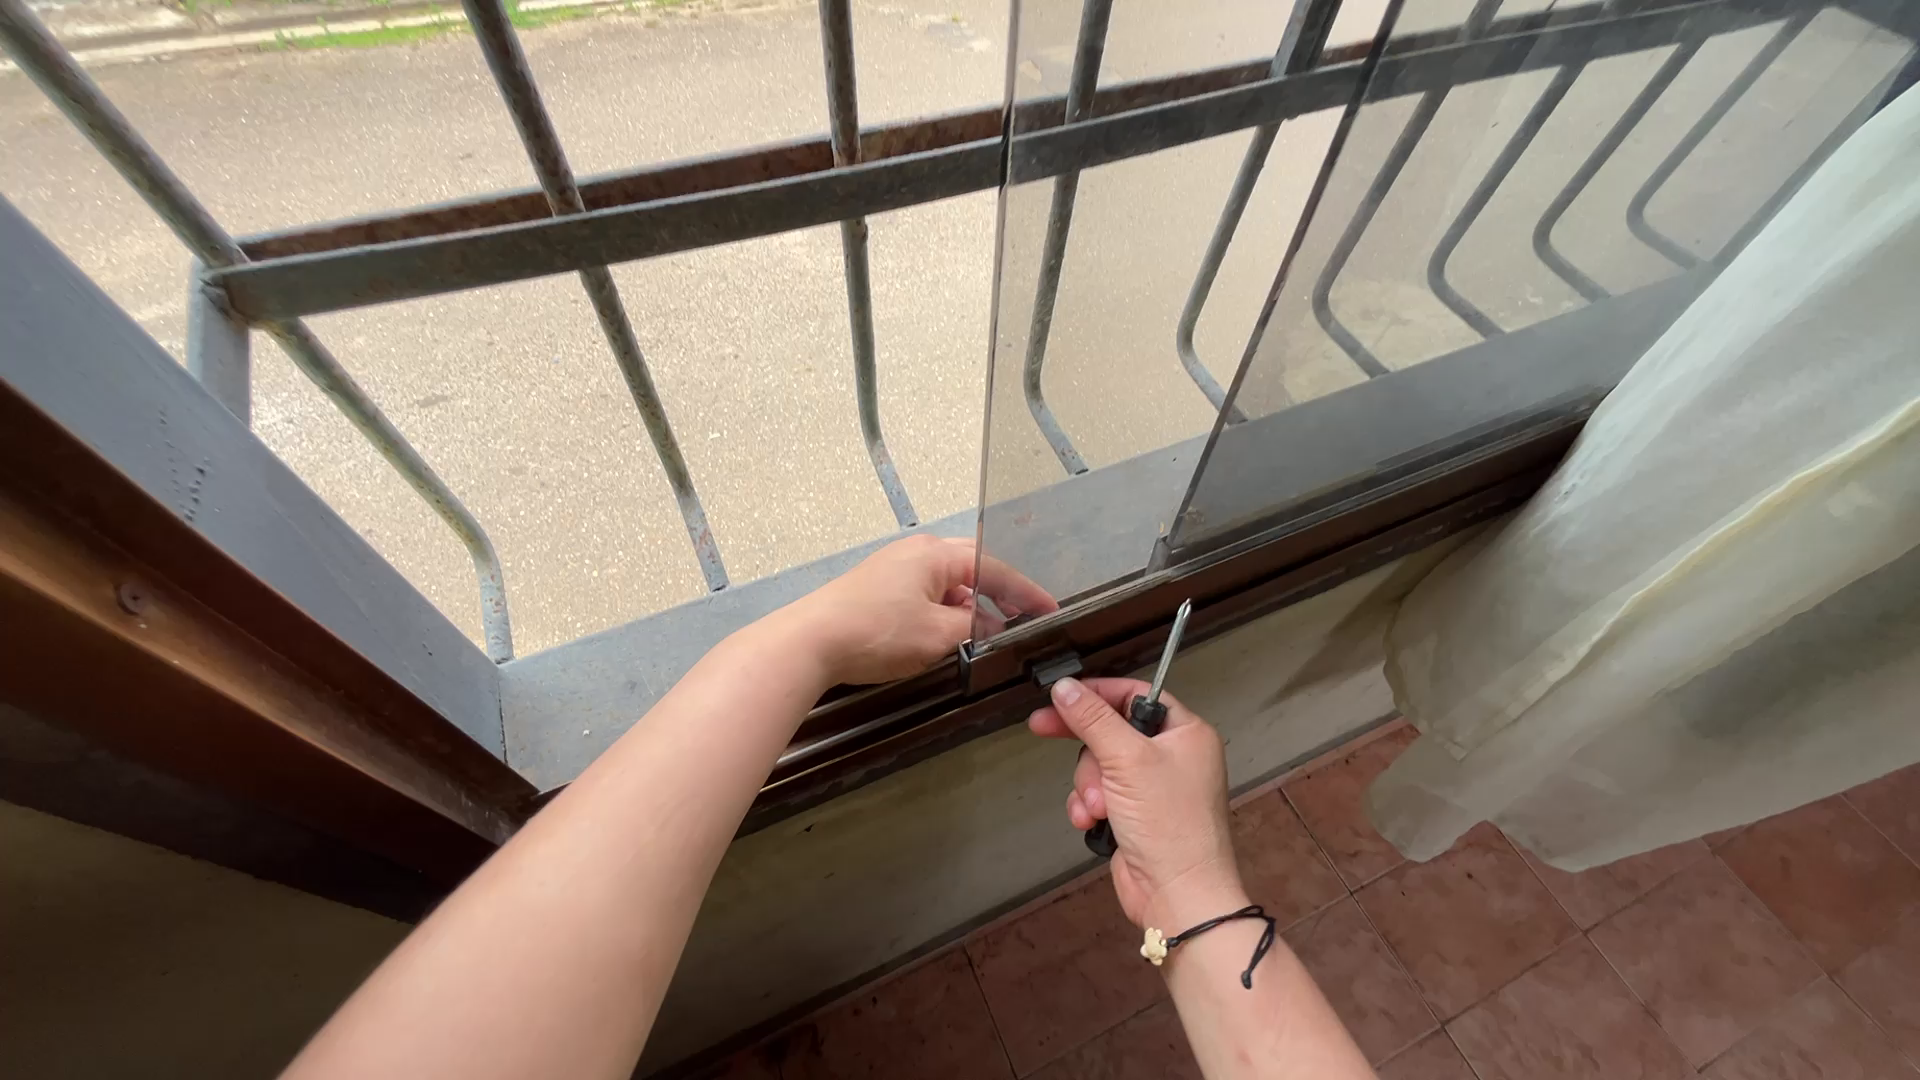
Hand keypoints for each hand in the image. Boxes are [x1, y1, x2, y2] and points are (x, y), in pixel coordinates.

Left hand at [787, 534, 1057, 685]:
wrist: (809, 642)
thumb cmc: (877, 633)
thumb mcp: (937, 635)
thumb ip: (972, 626)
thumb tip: (988, 623)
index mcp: (935, 554)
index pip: (993, 567)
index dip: (1025, 592)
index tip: (1049, 609)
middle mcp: (916, 552)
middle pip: (970, 566)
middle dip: (999, 591)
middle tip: (1024, 614)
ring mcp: (894, 568)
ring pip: (946, 581)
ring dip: (970, 604)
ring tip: (991, 629)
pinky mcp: (877, 587)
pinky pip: (925, 592)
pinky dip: (945, 609)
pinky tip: (949, 632)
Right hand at [1028, 678, 1245, 930]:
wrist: (1178, 898)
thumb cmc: (1169, 825)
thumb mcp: (1127, 759)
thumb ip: (1092, 719)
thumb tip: (1065, 687)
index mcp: (1185, 733)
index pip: (1135, 695)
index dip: (1097, 693)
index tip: (1062, 695)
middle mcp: (1172, 755)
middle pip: (1110, 730)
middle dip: (1088, 750)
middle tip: (1043, 728)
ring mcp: (1152, 786)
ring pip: (1098, 764)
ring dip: (1088, 785)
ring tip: (1097, 807)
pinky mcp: (1134, 813)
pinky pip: (1097, 793)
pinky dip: (1088, 805)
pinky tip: (1090, 821)